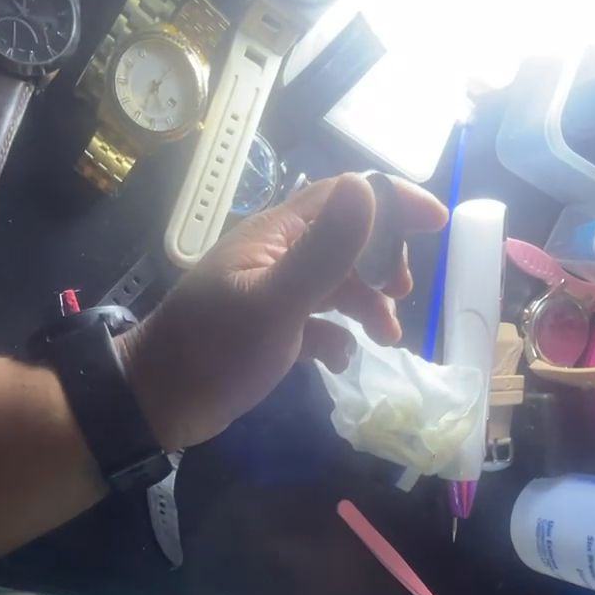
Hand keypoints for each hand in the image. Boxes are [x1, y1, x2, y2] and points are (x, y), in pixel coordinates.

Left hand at [116, 173, 447, 450]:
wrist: (159, 403)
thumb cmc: (214, 352)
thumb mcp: (274, 303)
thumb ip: (323, 252)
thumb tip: (370, 191)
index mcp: (274, 236)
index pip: (342, 197)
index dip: (390, 204)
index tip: (436, 223)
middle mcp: (274, 257)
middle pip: (345, 241)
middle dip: (381, 264)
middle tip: (401, 296)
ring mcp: (270, 295)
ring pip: (334, 284)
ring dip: (365, 305)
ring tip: (386, 338)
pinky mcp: (268, 332)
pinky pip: (316, 324)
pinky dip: (335, 338)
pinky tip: (339, 362)